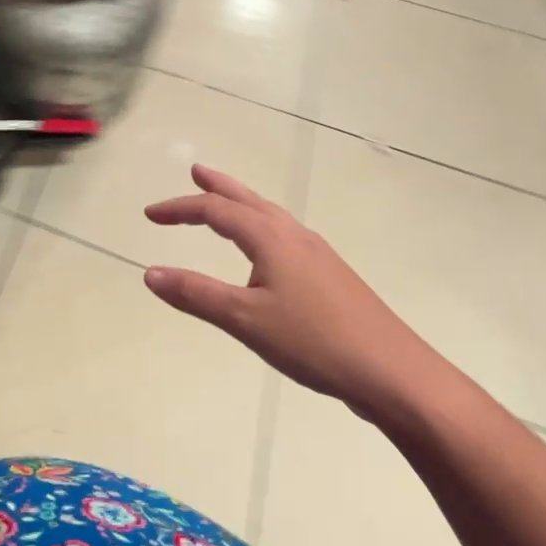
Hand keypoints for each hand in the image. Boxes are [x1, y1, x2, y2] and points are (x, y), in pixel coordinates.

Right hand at [142, 165, 447, 422]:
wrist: (395, 374)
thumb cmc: (315, 341)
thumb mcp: (245, 320)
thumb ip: (196, 294)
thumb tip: (150, 273)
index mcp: (270, 238)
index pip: (215, 210)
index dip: (179, 209)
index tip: (149, 214)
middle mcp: (294, 236)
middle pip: (248, 200)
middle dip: (218, 186)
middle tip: (196, 170)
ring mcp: (317, 256)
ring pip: (271, 216)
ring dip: (242, 203)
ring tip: (226, 201)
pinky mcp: (331, 277)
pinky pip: (285, 236)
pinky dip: (262, 227)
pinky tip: (266, 252)